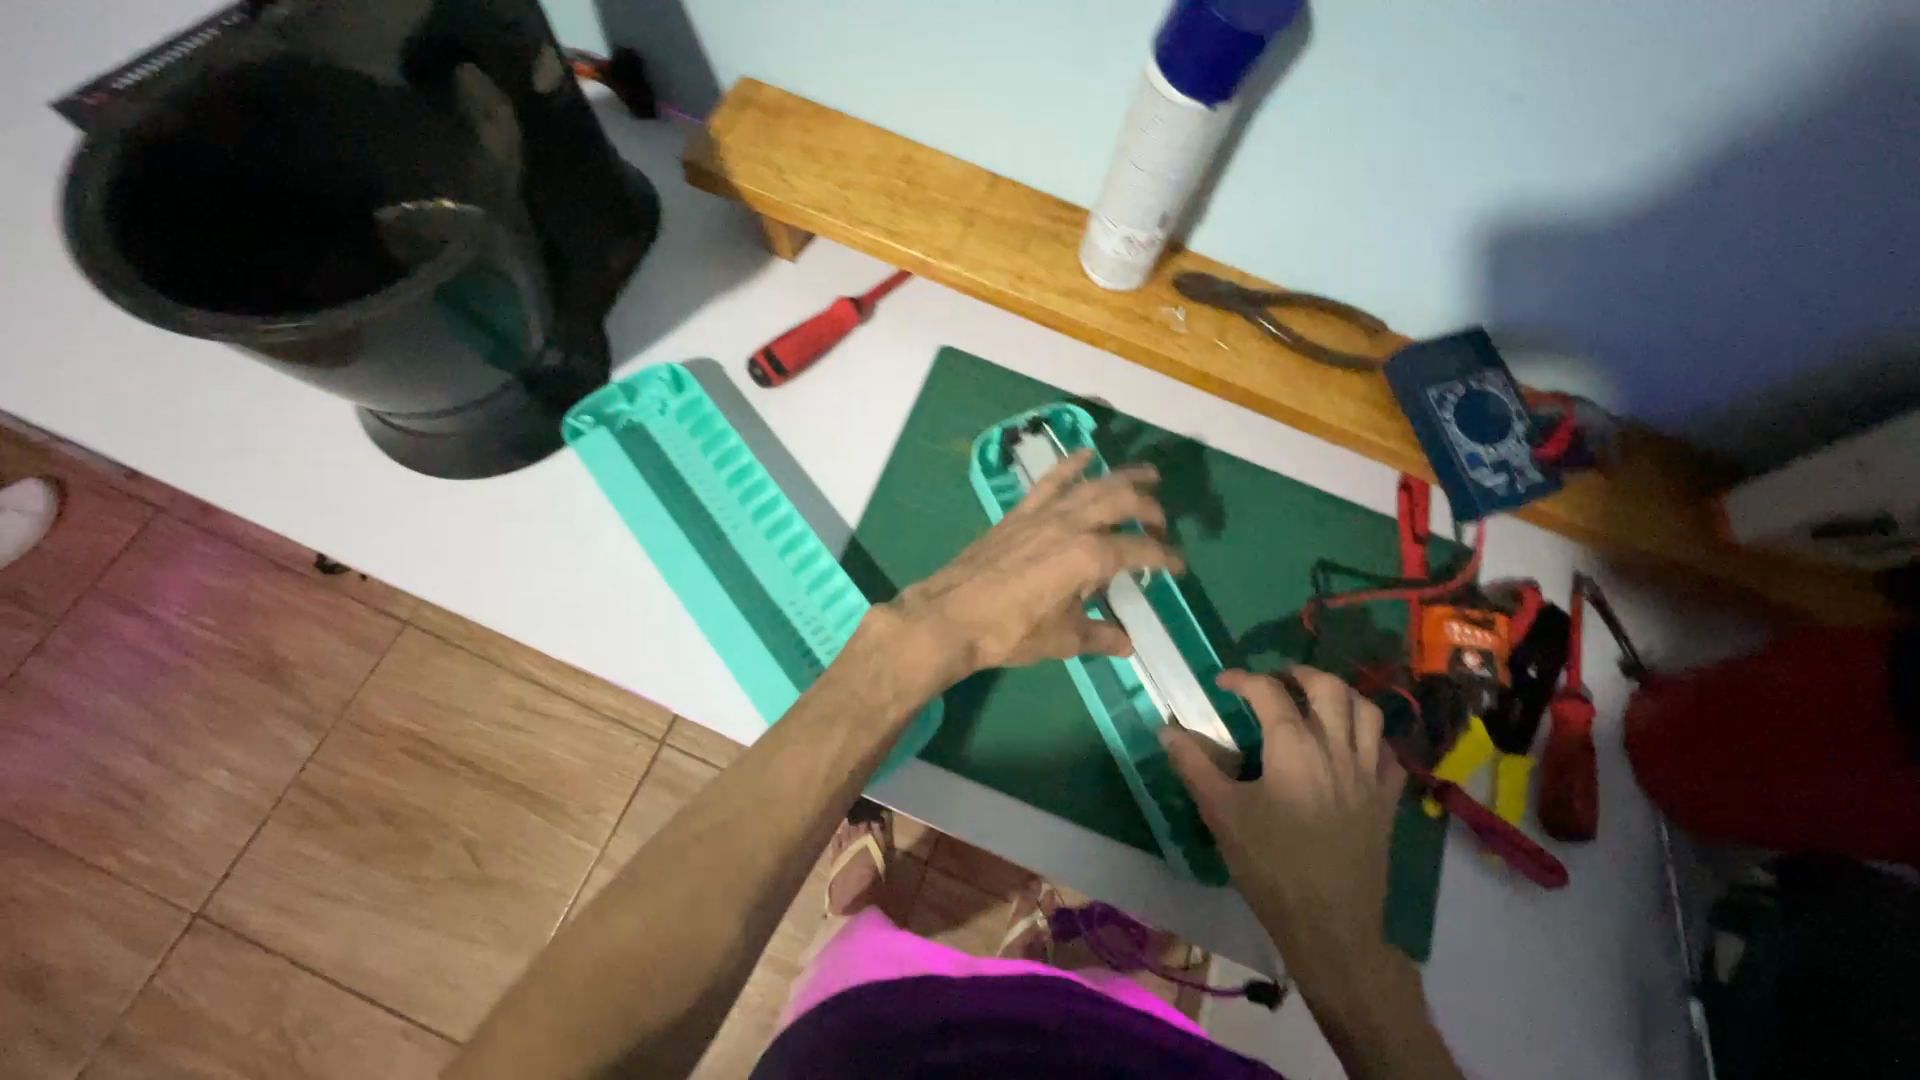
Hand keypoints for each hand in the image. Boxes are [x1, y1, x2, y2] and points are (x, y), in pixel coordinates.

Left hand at [887, 449, 1181, 685]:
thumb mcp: (1063, 640)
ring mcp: (1044, 514)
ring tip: (1147, 475)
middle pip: (1123, 502)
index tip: (1179, 567)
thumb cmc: (1010, 632)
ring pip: (1092, 483)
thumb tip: (1126, 643)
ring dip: (1123, 476)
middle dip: (1151, 508)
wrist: (952, 616)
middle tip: (1162, 523)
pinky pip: (1051, 481)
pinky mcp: (1020, 513)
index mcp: (1091, 557)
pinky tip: (1085, 455)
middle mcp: (1073, 525)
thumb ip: (1099, 637)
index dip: (1165, 558)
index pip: (1140, 551)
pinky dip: (1071, 465)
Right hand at [1161, 667, 1406, 992]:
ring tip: (1316, 700)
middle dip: (1298, 674)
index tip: (1222, 683)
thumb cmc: (1270, 865)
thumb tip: (1167, 729)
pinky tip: (1351, 744)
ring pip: (1366, 710)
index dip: (1242, 679)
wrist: (1330, 923)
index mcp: (1293, 746)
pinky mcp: (1387, 800)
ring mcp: (1368, 773)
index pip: (1268, 691)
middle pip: (1327, 687)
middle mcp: (1336, 747)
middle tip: (1274, 680)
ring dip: (1340, 695)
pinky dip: (1369, 736)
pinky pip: (1386, 751)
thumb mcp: (1221, 813)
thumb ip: (1194, 765)